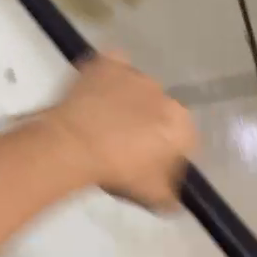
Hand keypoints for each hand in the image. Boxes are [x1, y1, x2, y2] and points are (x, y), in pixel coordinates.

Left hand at [38, 52, 195, 209]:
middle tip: (126, 138)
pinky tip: (98, 90)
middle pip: (159, 108)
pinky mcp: (105, 61)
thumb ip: (172, 188)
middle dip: (148, 121)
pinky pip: (113, 66)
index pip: (182, 137)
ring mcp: (132, 72)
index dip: (167, 149)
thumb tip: (172, 186)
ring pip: (136, 87)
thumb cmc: (118, 170)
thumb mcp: (156, 195)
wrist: (74, 142)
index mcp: (181, 124)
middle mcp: (162, 92)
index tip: (150, 159)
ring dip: (128, 98)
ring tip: (105, 116)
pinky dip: (109, 75)